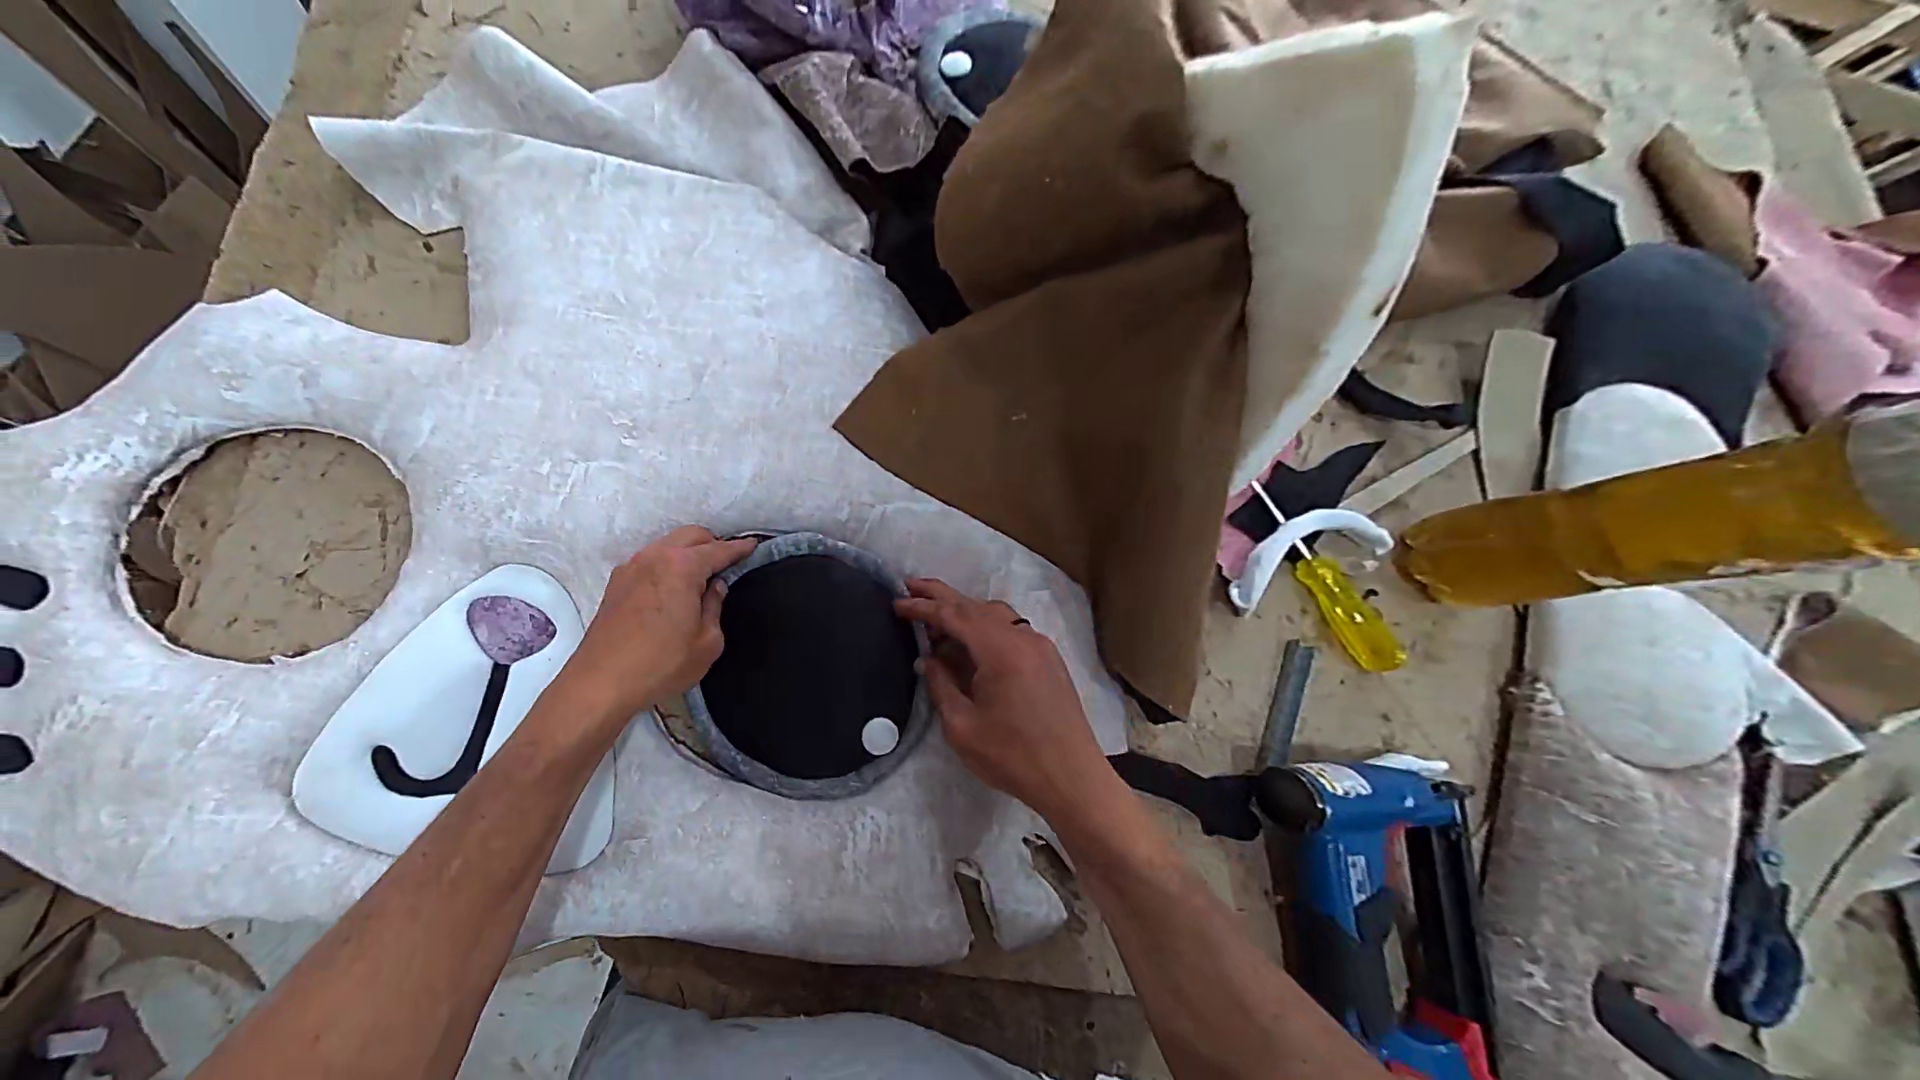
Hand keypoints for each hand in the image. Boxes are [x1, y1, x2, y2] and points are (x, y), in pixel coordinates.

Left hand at [559, 526, 755, 721]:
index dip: (740, 549)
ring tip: (702, 576)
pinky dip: (667, 565)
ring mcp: (631, 568)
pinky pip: (649, 561)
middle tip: (728, 563)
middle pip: (691, 536)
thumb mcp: (708, 641)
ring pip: (667, 545)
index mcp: (681, 566)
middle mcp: (654, 558)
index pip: (719, 550)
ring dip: (688, 553)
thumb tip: (714, 589)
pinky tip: (674, 587)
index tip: (753, 546)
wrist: (601, 683)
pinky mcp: (616, 584)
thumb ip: (715, 606)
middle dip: (713, 544)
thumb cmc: (660, 663)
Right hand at [894, 579, 1108, 822]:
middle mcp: (1023, 638)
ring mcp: (1040, 647)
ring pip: (996, 616)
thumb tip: (930, 659)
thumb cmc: (1012, 756)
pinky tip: (970, 645)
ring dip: (965, 612)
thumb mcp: (962, 726)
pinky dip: (986, 628)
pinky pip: (1012, 631)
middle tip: (911, 585)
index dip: (923, 607)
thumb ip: (941, 684)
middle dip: (941, 595)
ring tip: (936, 622)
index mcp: (1001, 649)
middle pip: (976, 606)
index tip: (897, 603)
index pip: (954, 615)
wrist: (1072, 778)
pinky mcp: (1049, 661)